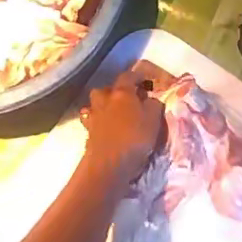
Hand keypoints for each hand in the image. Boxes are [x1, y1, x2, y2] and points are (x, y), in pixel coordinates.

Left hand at [81, 61, 165, 181]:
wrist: (108, 165)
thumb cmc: (134, 138)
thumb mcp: (154, 119)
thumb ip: (154, 104)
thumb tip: (150, 99)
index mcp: (122, 93)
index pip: (128, 76)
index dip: (137, 76)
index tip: (145, 80)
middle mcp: (104, 100)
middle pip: (106, 89)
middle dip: (115, 92)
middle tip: (127, 100)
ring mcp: (94, 117)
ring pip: (95, 105)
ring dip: (103, 107)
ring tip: (115, 115)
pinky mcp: (88, 134)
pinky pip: (92, 122)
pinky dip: (98, 123)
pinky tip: (106, 130)